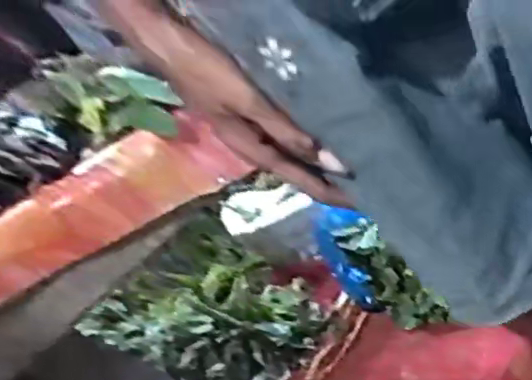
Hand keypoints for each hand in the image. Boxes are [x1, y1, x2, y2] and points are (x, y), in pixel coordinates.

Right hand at [99, 0, 350, 203]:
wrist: (153, 22)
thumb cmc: (197, 63)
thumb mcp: (247, 102)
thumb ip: (291, 134)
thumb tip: (338, 166)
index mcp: (255, 152)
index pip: (308, 185)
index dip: (340, 197)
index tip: (373, 205)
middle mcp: (257, 145)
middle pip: (307, 172)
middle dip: (339, 182)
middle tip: (378, 186)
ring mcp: (254, 126)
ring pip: (302, 153)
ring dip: (331, 160)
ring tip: (365, 165)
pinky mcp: (254, 106)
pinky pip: (294, 130)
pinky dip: (316, 138)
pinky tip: (336, 136)